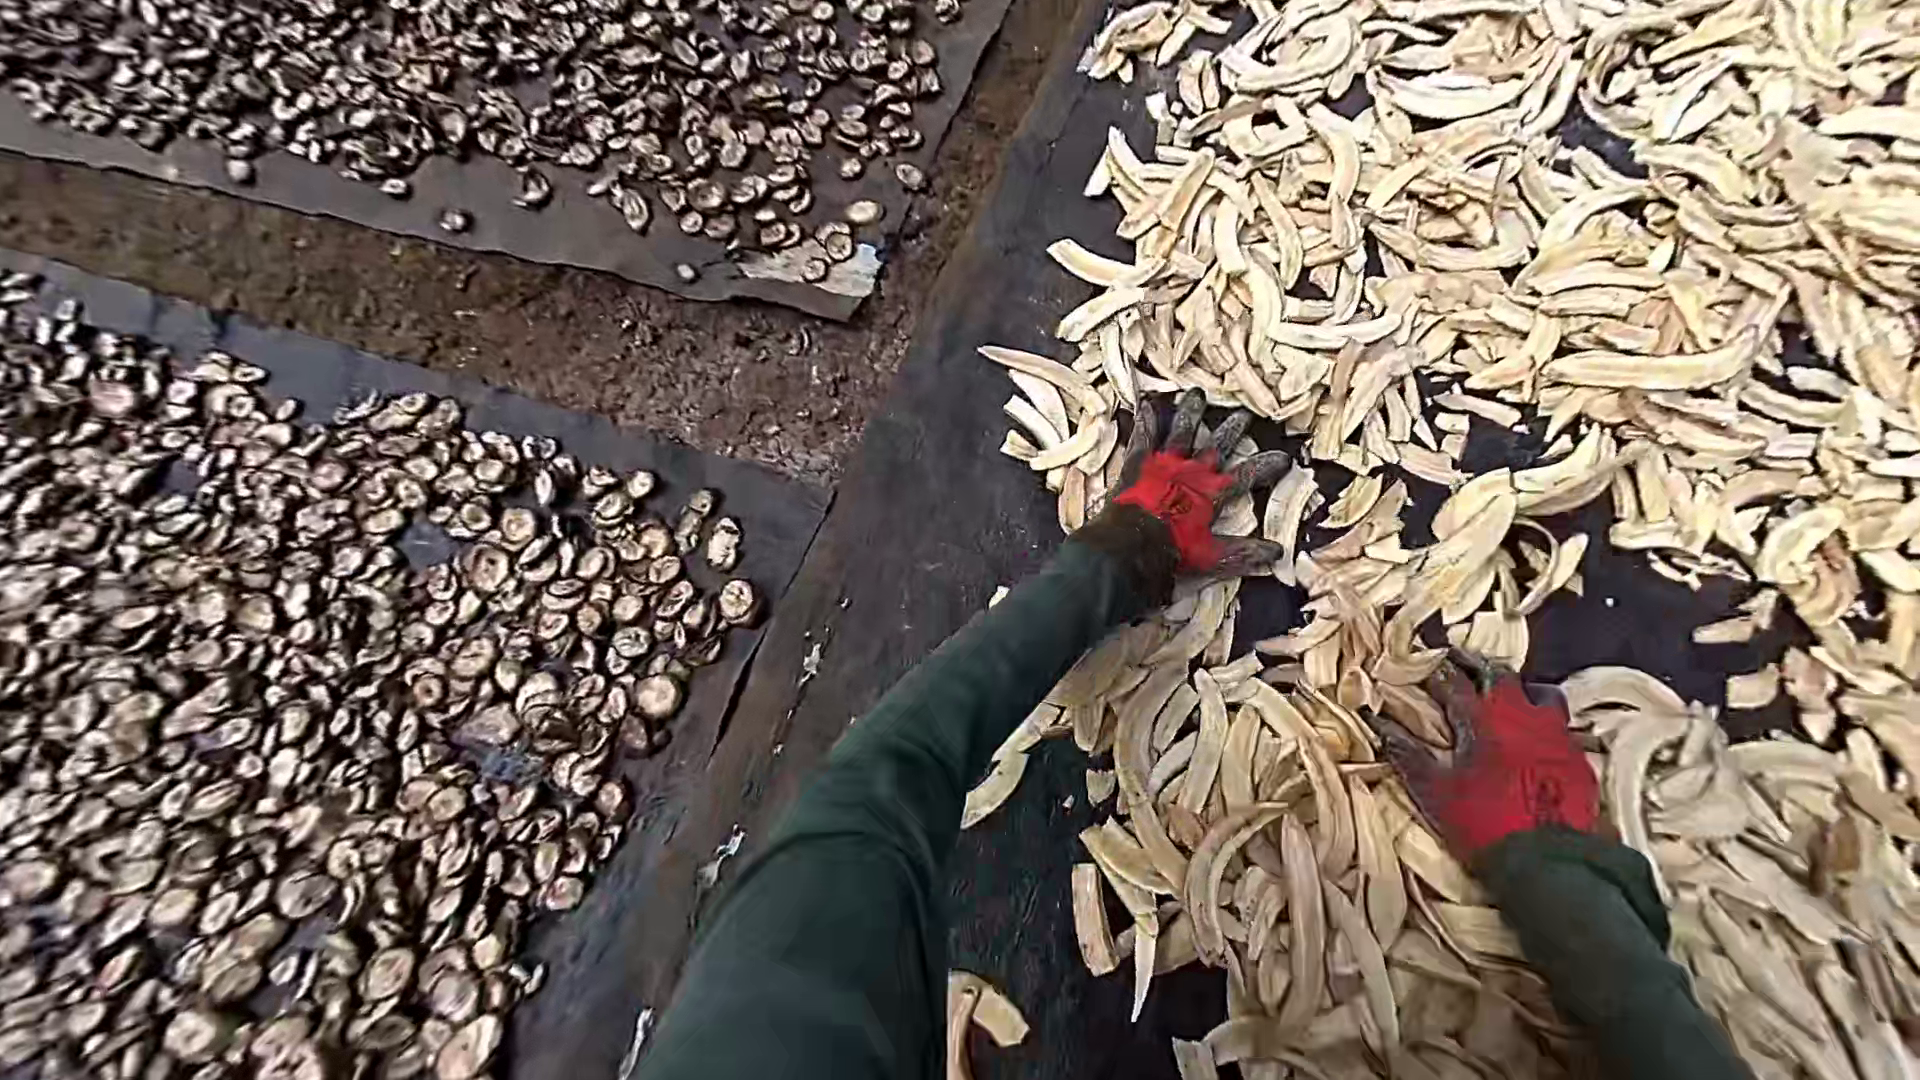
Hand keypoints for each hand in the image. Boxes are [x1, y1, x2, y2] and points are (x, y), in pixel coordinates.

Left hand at [1104, 390, 1287, 577]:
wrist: (1132, 542)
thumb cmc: (1173, 550)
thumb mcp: (1212, 555)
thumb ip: (1243, 552)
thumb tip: (1277, 553)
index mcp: (1212, 492)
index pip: (1247, 474)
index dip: (1266, 465)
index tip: (1284, 457)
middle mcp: (1192, 471)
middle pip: (1218, 445)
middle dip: (1233, 429)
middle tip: (1244, 414)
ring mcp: (1165, 464)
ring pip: (1182, 431)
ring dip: (1192, 413)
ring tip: (1198, 395)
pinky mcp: (1139, 463)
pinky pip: (1144, 436)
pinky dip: (1145, 419)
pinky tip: (1145, 403)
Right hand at [1366, 652, 1598, 859]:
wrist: (1553, 869)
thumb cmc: (1481, 821)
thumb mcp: (1429, 787)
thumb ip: (1402, 748)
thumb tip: (1373, 718)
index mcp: (1480, 719)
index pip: (1450, 678)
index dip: (1429, 667)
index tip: (1413, 662)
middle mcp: (1521, 717)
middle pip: (1497, 673)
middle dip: (1470, 663)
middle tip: (1451, 662)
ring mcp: (1556, 736)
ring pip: (1539, 692)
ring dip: (1515, 687)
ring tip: (1498, 692)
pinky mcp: (1579, 760)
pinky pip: (1561, 723)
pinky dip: (1540, 717)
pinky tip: (1529, 731)